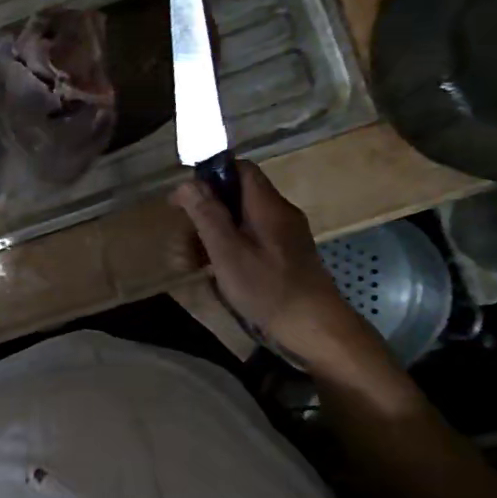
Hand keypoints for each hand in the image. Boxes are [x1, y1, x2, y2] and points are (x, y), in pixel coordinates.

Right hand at [170, 161, 385, 367]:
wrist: (315, 328)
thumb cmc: (267, 288)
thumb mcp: (227, 251)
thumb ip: (206, 214)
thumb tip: (186, 183)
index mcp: (267, 206)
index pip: (240, 169)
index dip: (209, 176)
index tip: (183, 198)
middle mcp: (278, 213)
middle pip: (235, 197)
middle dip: (203, 214)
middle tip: (181, 240)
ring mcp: (283, 235)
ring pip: (239, 221)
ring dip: (210, 236)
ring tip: (190, 263)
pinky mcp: (283, 255)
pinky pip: (249, 239)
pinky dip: (226, 248)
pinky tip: (213, 272)